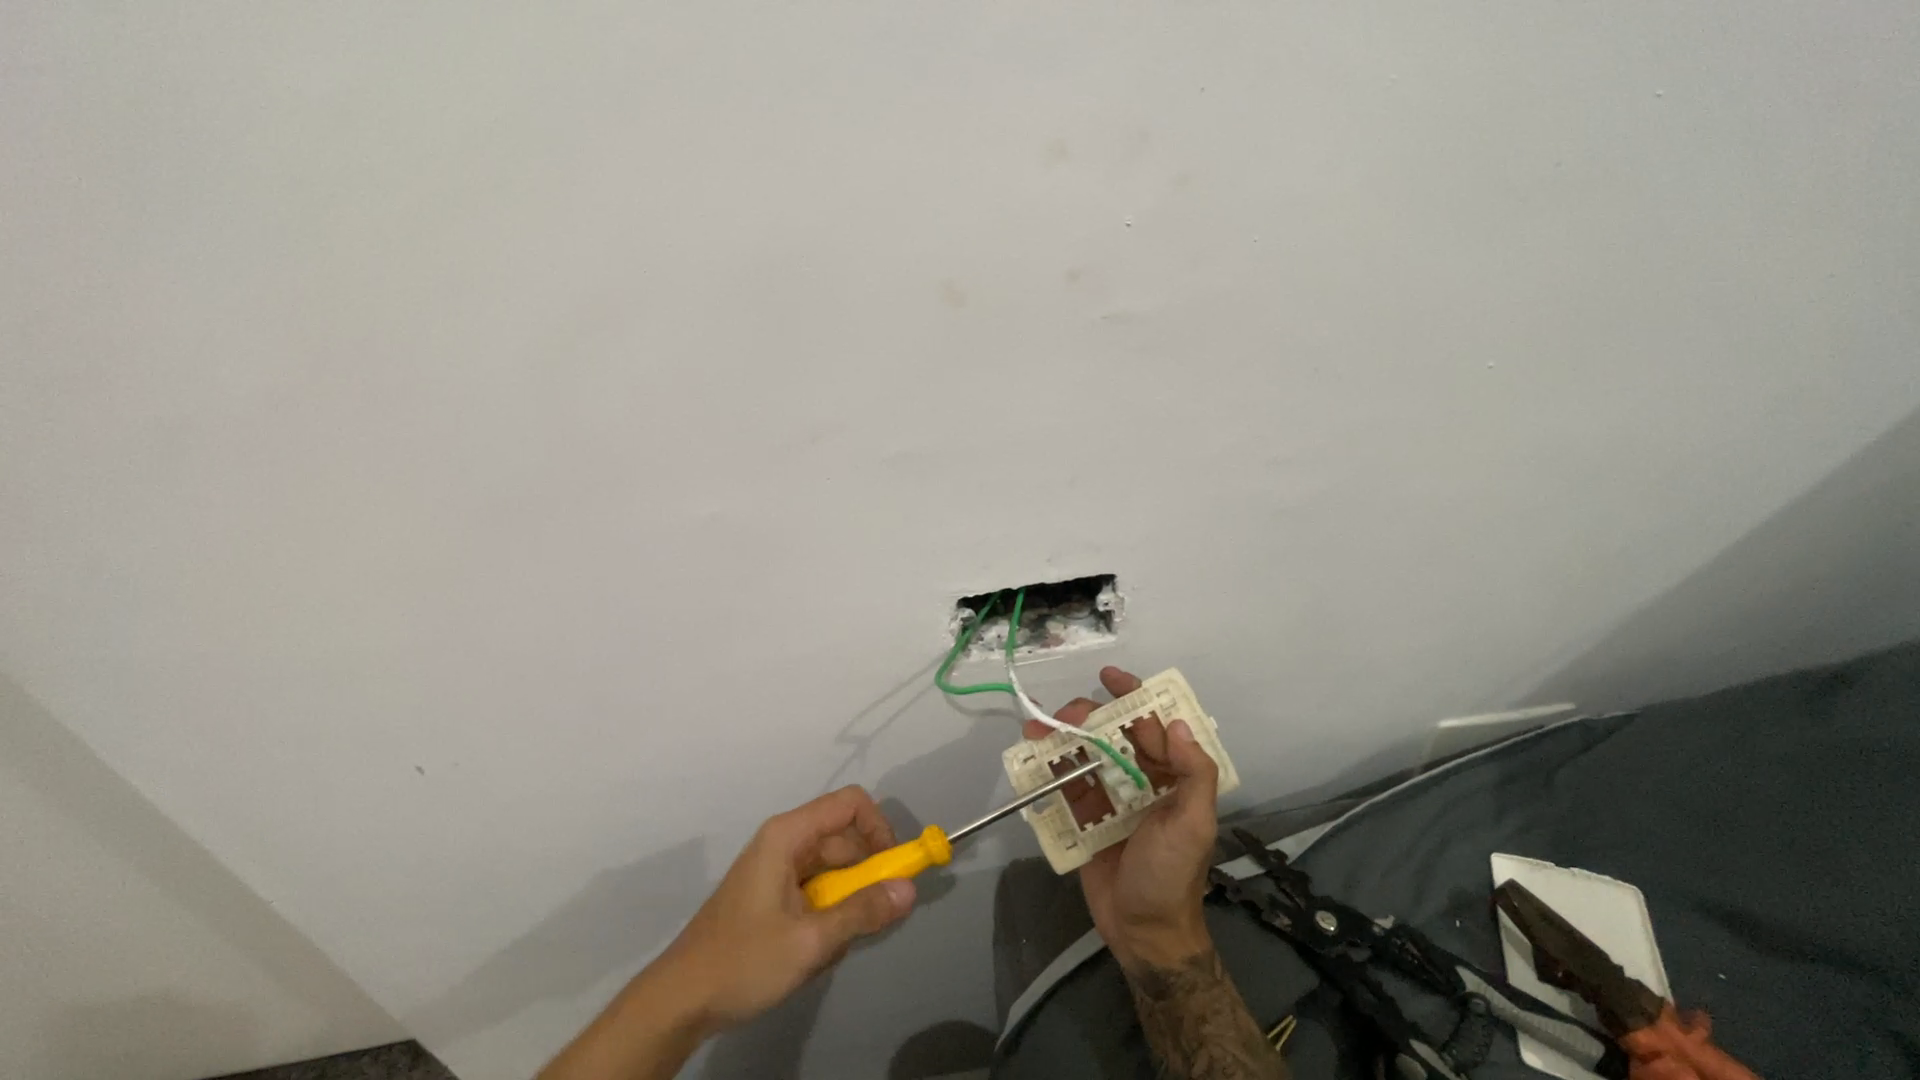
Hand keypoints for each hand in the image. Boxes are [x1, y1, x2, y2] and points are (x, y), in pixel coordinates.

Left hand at [656, 786, 916, 1030]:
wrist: (680, 1001)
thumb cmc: (743, 961)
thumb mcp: (811, 941)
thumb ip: (863, 912)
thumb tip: (910, 889)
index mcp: (788, 836)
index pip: (850, 804)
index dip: (879, 828)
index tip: (892, 870)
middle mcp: (783, 843)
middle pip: (845, 840)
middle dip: (865, 877)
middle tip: (867, 922)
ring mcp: (776, 869)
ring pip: (833, 871)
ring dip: (845, 904)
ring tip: (828, 945)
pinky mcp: (772, 895)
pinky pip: (816, 892)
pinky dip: (827, 917)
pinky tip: (813, 951)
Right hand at [1025, 667, 1219, 972]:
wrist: (1143, 932)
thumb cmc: (1171, 876)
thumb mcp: (1193, 824)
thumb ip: (1194, 773)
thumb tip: (1177, 724)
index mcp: (1173, 777)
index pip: (1152, 725)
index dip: (1132, 697)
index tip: (1107, 678)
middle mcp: (1143, 781)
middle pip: (1112, 735)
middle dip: (1087, 717)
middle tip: (1063, 717)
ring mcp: (1112, 799)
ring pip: (1085, 756)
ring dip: (1061, 741)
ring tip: (1035, 732)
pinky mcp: (1086, 820)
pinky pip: (1067, 788)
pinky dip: (1049, 772)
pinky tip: (1031, 762)